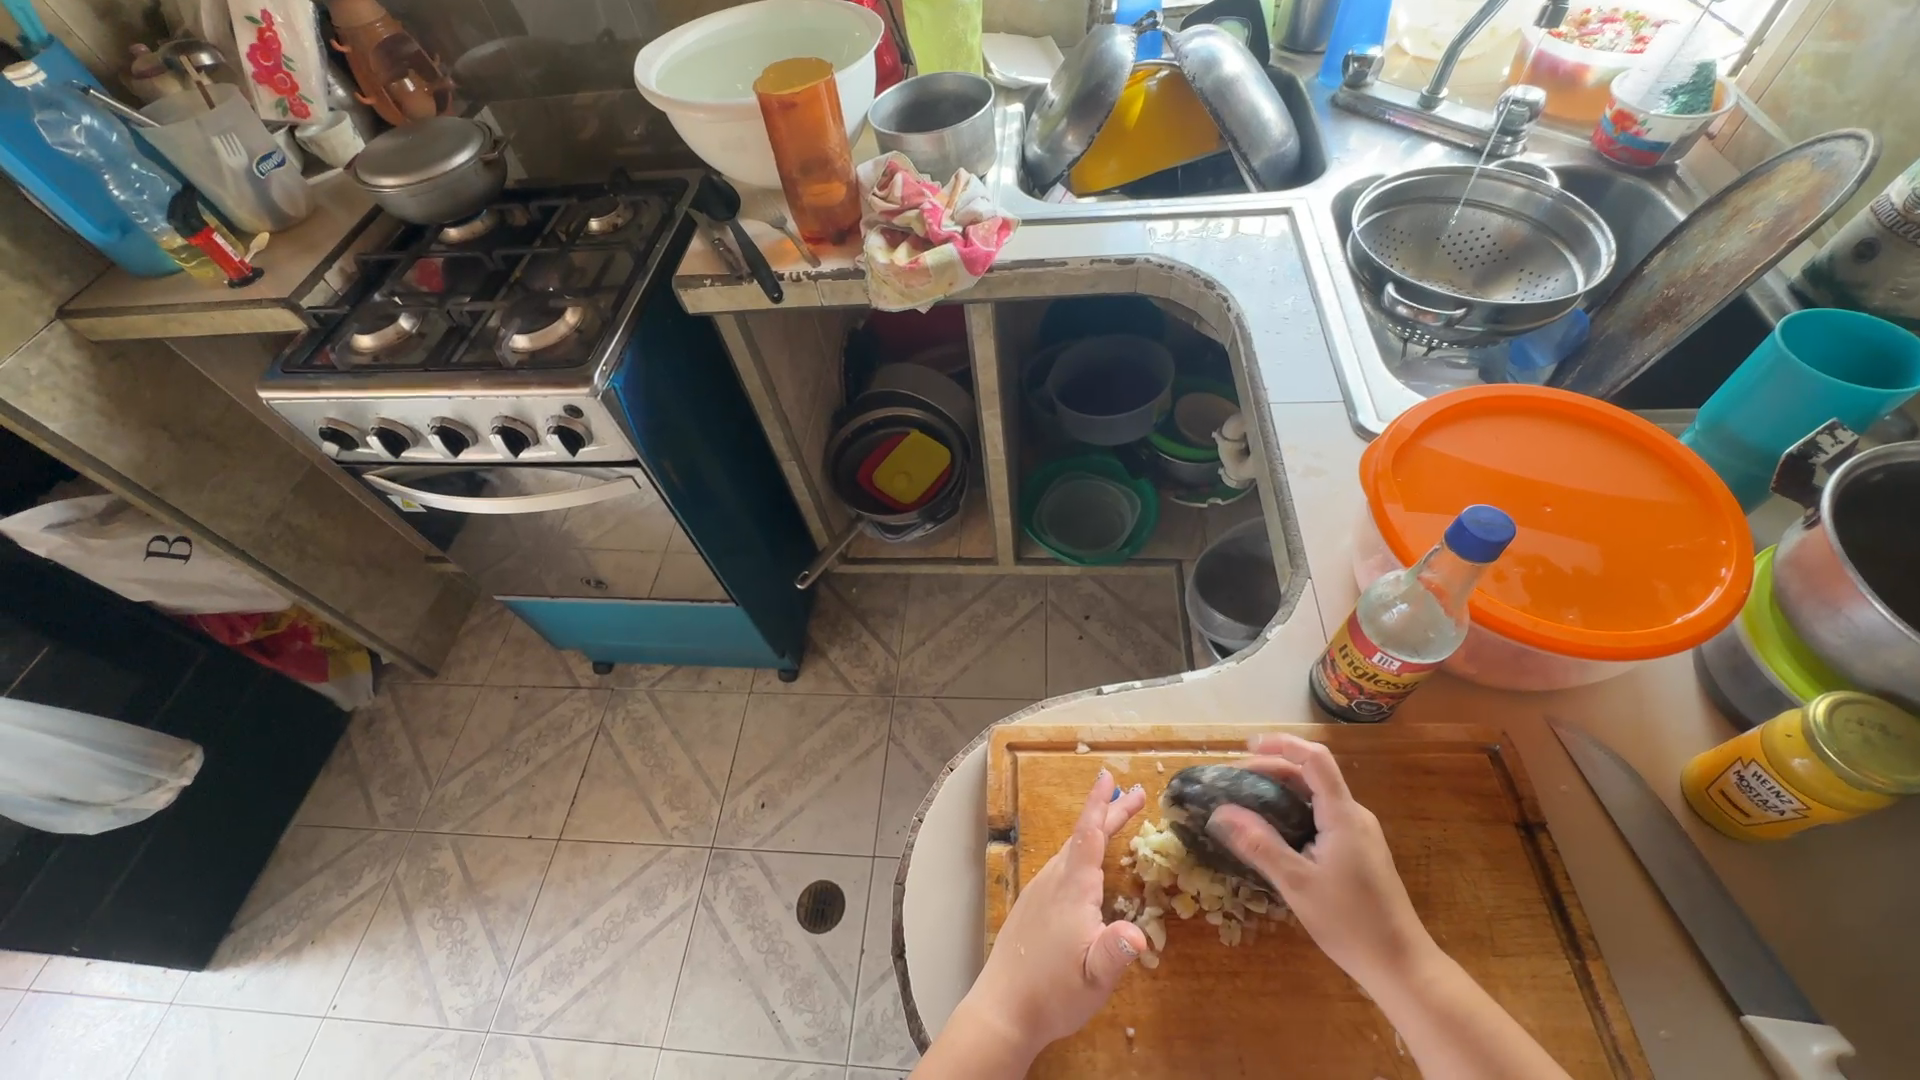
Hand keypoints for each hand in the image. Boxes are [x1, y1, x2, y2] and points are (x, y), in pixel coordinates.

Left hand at [962, 769, 1148, 1056]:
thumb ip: (1115, 953)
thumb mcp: (1093, 980)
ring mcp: (1040, 891)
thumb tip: (1139, 934)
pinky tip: (1089, 864)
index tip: (1107, 776)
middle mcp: (1054, 881)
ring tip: (1118, 819)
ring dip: (1096, 830)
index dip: (1099, 804)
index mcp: (1072, 890)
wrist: (1003, 1010)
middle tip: (1137, 793)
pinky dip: (1082, 851)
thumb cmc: (1052, 995)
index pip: (1088, 836)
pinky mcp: (1033, 904)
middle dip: (1109, 812)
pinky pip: (1062, 865)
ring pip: (1071, 850)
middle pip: (1083, 836)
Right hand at [1204, 733, 1435, 987]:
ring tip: (1243, 803)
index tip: (1246, 747)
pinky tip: (1270, 831)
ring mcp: (1358, 833)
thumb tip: (1220, 812)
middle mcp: (1353, 815)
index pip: (1314, 759)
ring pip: (1314, 796)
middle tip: (1232, 783)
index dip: (1282, 744)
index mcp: (1343, 815)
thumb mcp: (1297, 883)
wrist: (1400, 965)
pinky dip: (1291, 811)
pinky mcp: (1357, 850)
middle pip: (1311, 774)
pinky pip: (1320, 815)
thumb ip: (1259, 844)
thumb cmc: (1350, 923)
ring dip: (1279, 791)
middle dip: (1270, 770)